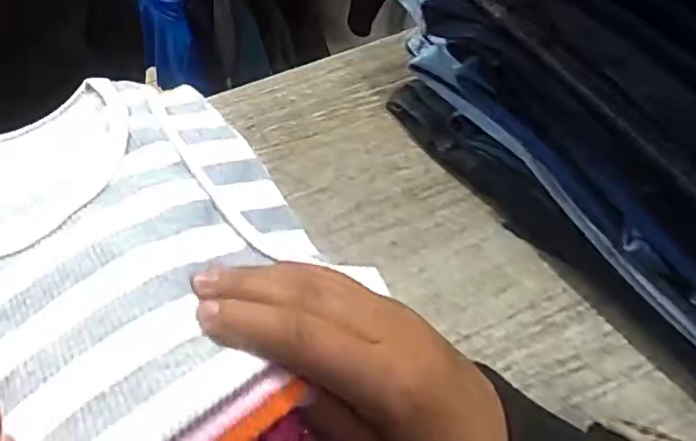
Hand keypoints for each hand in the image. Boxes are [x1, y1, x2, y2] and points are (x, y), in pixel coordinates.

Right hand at [192, 263, 506, 440]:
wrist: (495, 433)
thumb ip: (328, 415)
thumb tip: (274, 373)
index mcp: (391, 374)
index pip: (308, 334)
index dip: (253, 321)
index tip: (205, 312)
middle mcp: (390, 326)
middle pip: (309, 292)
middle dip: (251, 285)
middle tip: (199, 281)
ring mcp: (392, 307)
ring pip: (320, 277)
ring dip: (266, 272)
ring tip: (221, 271)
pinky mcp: (391, 304)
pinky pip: (334, 278)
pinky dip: (294, 272)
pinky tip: (269, 274)